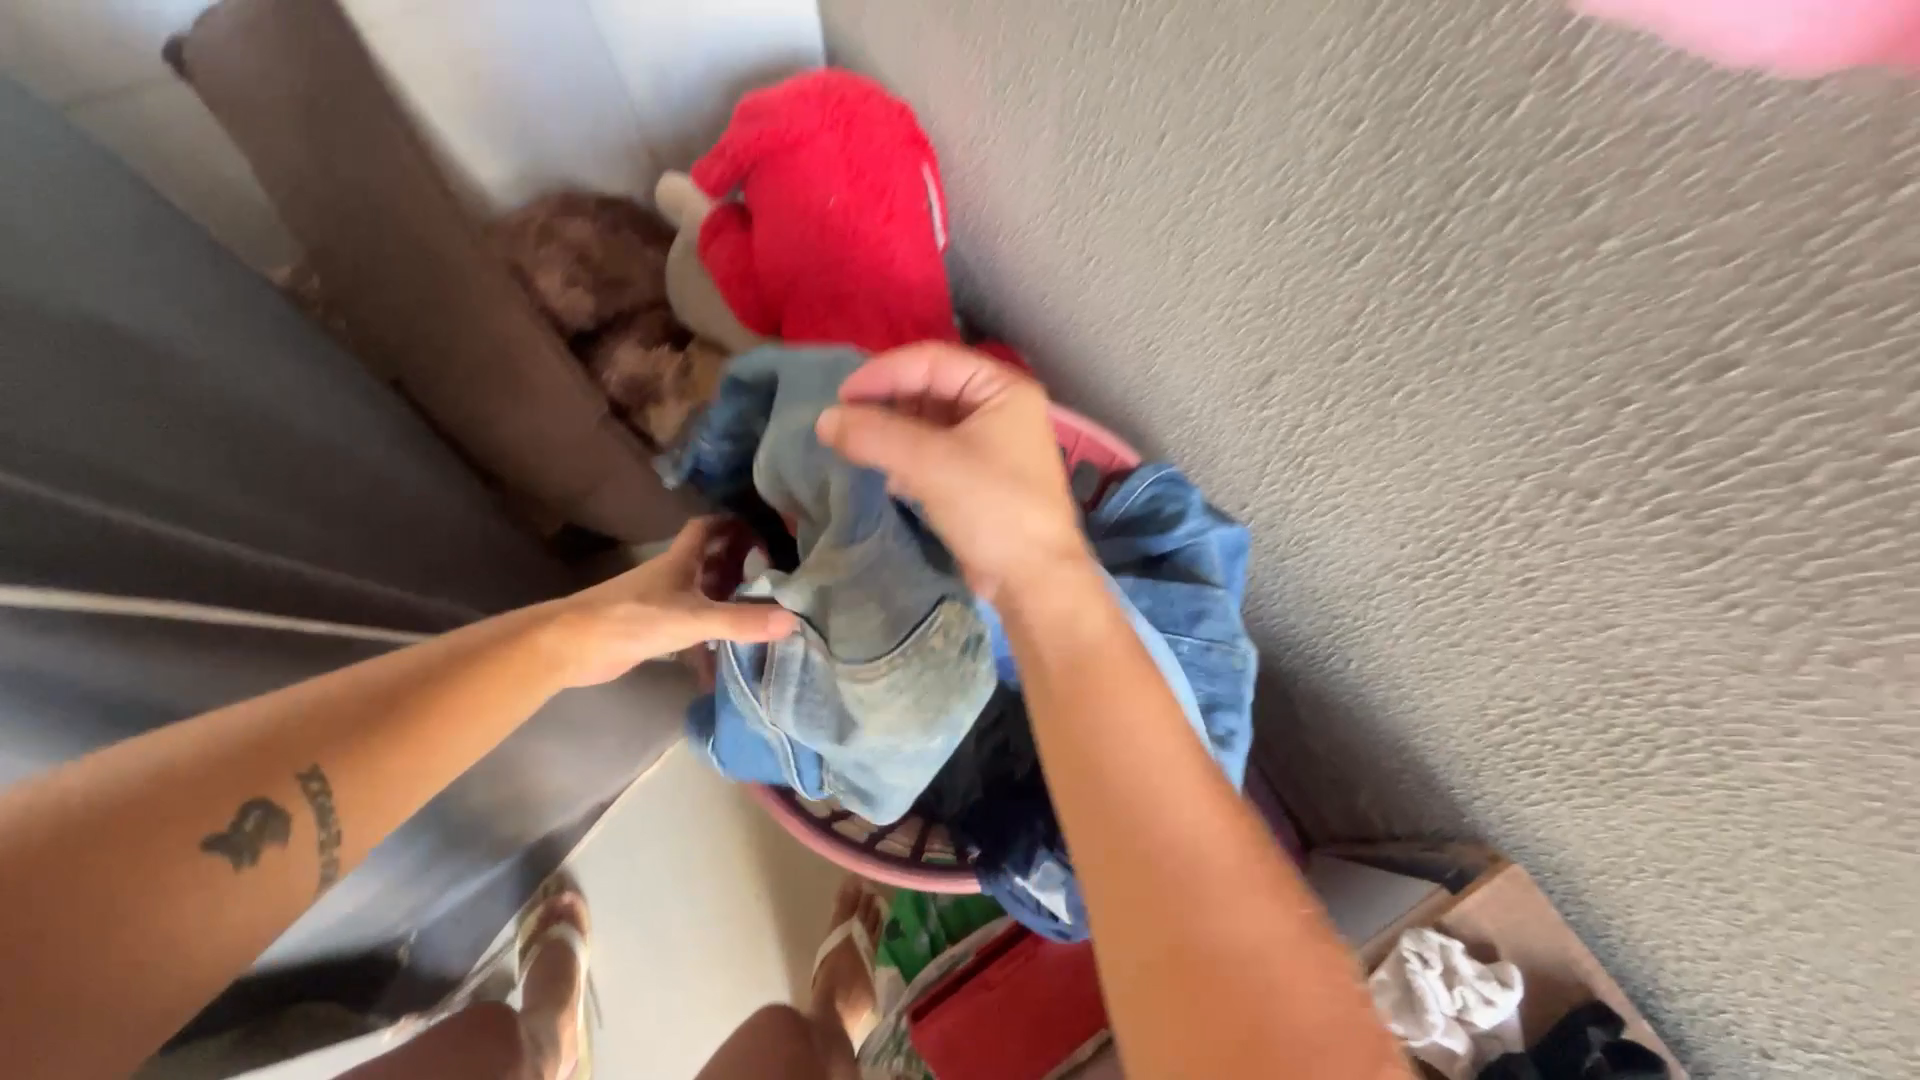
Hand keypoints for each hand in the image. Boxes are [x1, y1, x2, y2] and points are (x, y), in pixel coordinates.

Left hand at [541, 517, 796, 687]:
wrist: (572, 646)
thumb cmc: (632, 619)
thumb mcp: (693, 619)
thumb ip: (740, 621)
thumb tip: (792, 620)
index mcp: (680, 562)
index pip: (707, 529)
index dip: (732, 524)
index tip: (761, 532)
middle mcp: (671, 577)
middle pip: (709, 562)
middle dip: (738, 566)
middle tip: (773, 577)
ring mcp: (659, 604)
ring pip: (700, 595)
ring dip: (725, 601)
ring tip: (761, 614)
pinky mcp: (651, 631)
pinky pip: (690, 628)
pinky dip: (708, 639)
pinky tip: (725, 658)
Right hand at [815, 343, 1089, 599]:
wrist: (1034, 580)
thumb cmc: (992, 508)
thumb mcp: (929, 463)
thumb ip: (875, 435)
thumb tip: (824, 421)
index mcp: (1002, 389)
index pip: (932, 360)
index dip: (882, 373)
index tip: (840, 397)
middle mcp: (1000, 409)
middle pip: (929, 390)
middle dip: (885, 404)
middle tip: (843, 423)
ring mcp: (991, 446)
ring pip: (929, 424)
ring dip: (892, 433)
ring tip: (855, 447)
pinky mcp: (979, 480)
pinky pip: (935, 454)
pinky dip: (907, 459)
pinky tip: (885, 476)